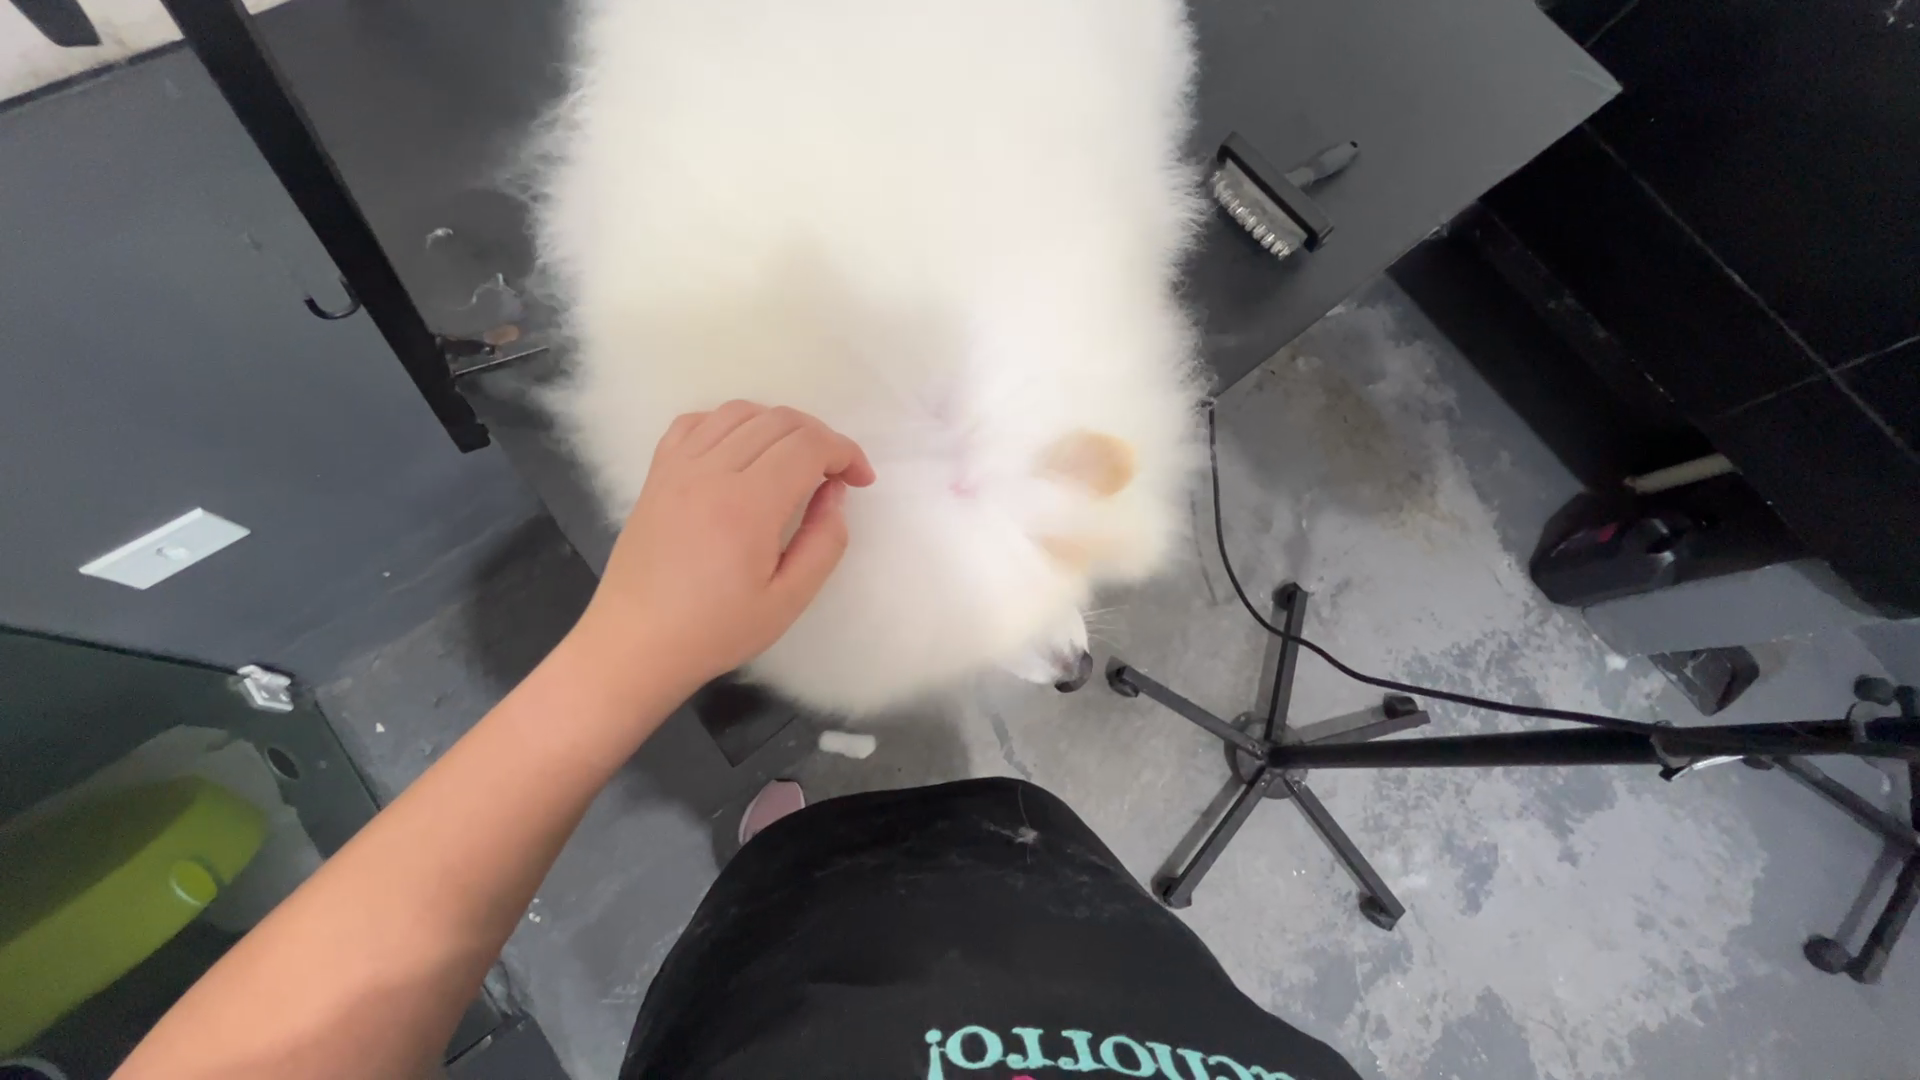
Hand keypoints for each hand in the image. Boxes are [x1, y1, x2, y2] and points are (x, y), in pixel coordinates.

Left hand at [572, 401, 876, 689]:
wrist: (636, 644)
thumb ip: (824, 542)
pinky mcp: (657, 474)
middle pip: (779, 420)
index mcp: (748, 505)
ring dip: (779, 425)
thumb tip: (834, 494)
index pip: (809, 446)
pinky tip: (743, 451)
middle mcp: (710, 472)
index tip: (860, 481)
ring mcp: (678, 468)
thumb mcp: (789, 600)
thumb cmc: (716, 630)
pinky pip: (697, 422)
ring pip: (740, 411)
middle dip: (821, 438)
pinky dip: (731, 423)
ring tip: (794, 460)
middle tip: (835, 475)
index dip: (846, 453)